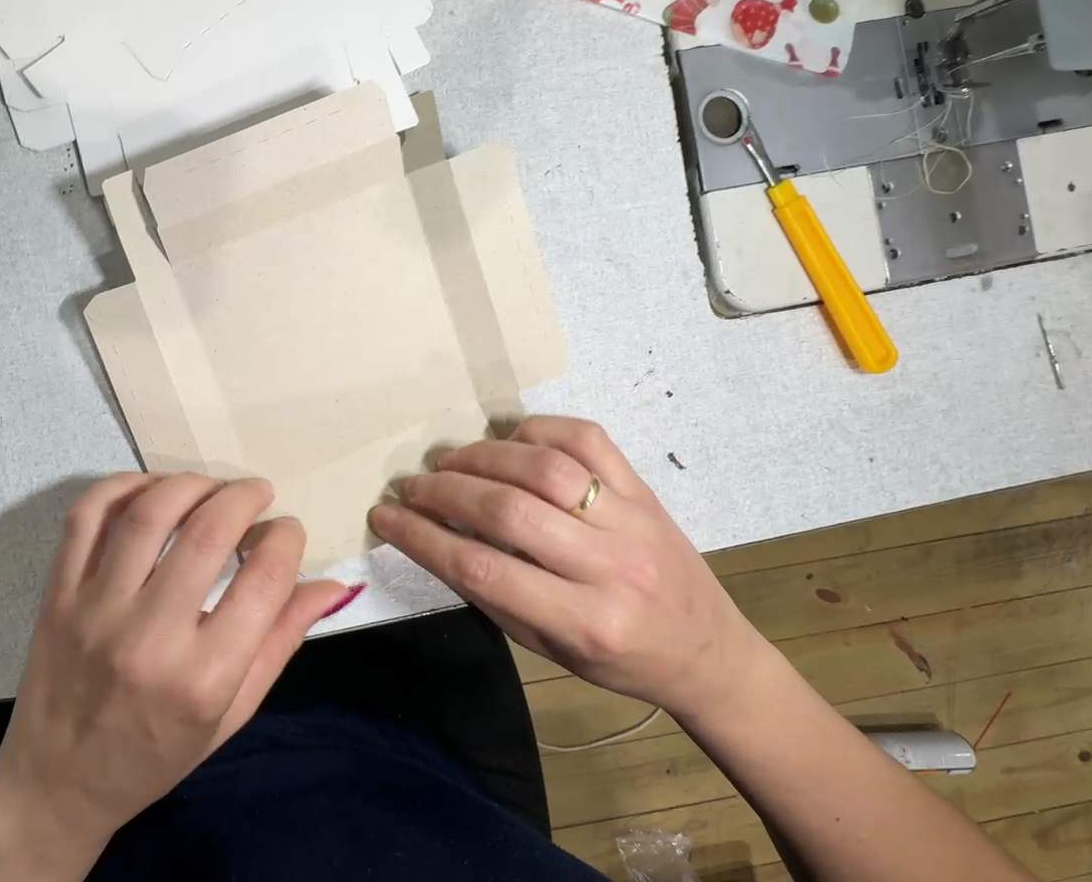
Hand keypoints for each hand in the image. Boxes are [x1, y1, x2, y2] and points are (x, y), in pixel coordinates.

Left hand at [0, 474, 348, 878]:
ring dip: (190, 483)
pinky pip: (88, 516)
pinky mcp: (58, 592)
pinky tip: (152, 490)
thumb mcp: (232, 714)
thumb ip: (281, 641)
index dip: (286, 539)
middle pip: (208, 532)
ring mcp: (96, 609)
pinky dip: (123, 486)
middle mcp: (150, 636)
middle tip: (257, 494)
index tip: (287, 532)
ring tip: (210, 488)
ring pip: (148, 512)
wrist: (59, 781)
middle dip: (244, 498)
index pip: (264, 579)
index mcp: (204, 678)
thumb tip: (335, 584)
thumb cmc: (156, 755)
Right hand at [369, 417, 768, 721]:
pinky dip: (536, 431)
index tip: (384, 517)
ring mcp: (633, 521)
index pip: (482, 570)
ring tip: (450, 462)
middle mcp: (611, 568)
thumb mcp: (546, 646)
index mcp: (584, 623)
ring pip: (545, 468)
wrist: (707, 651)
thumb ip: (491, 592)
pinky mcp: (645, 489)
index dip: (422, 538)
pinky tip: (507, 443)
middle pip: (508, 512)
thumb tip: (429, 535)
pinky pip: (586, 439)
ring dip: (482, 457)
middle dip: (444, 492)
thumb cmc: (616, 660)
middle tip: (412, 487)